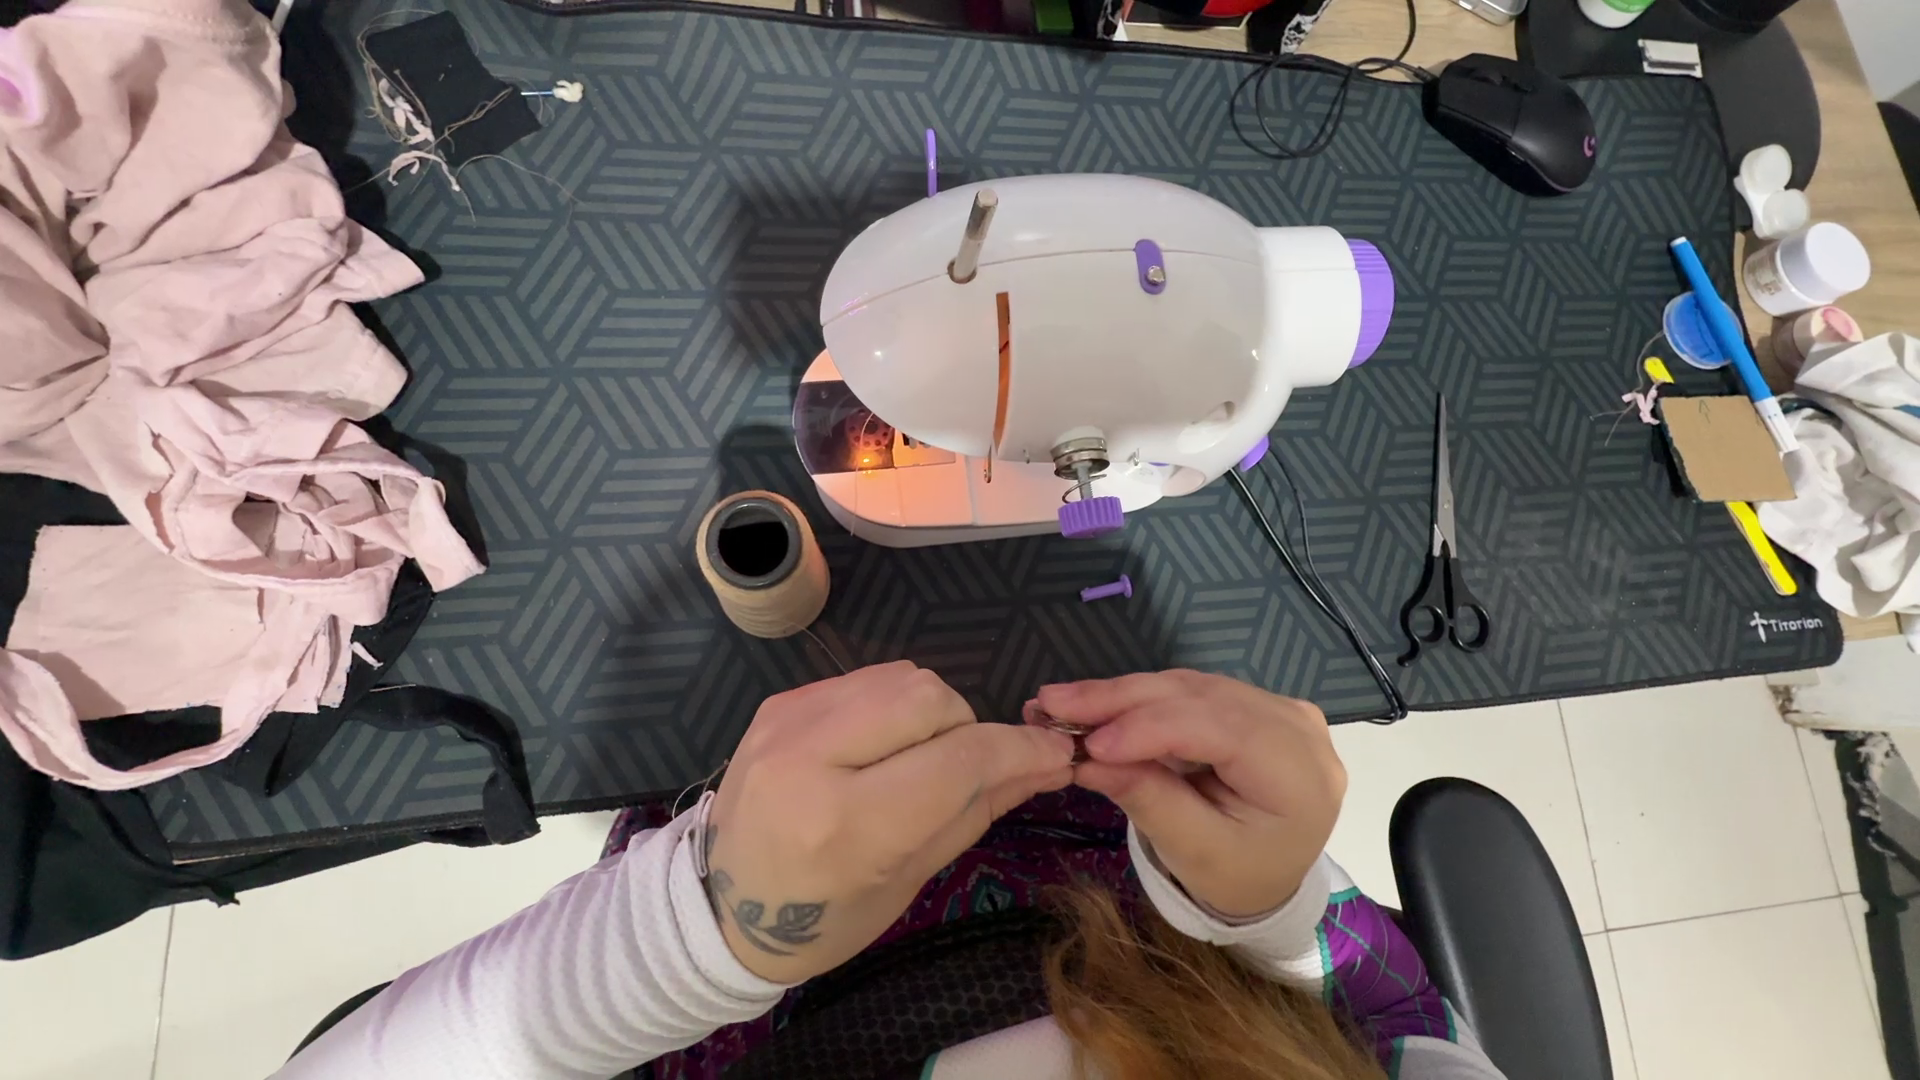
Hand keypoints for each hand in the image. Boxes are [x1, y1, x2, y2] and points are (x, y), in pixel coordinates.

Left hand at [705, 661, 1074, 982]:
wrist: (718, 908)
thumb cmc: (822, 918)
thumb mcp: (908, 880)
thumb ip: (978, 809)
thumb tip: (1045, 762)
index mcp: (844, 826)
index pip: (957, 761)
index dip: (1018, 750)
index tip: (1055, 752)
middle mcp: (810, 757)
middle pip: (930, 698)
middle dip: (967, 727)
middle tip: (961, 767)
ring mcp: (788, 720)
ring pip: (903, 676)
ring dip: (931, 712)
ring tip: (914, 758)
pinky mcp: (780, 701)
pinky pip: (867, 678)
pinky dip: (893, 706)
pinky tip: (876, 746)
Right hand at [1034, 671, 1344, 918]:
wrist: (1268, 878)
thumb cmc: (1238, 876)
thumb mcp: (1195, 852)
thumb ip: (1148, 799)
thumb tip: (1087, 759)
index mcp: (1300, 773)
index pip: (1221, 729)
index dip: (1150, 728)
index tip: (1088, 742)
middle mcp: (1294, 725)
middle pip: (1198, 697)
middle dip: (1120, 701)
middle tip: (1052, 703)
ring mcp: (1272, 706)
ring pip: (1184, 686)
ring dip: (1119, 695)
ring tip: (1060, 702)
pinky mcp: (1247, 702)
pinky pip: (1184, 691)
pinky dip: (1135, 699)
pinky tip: (1094, 703)